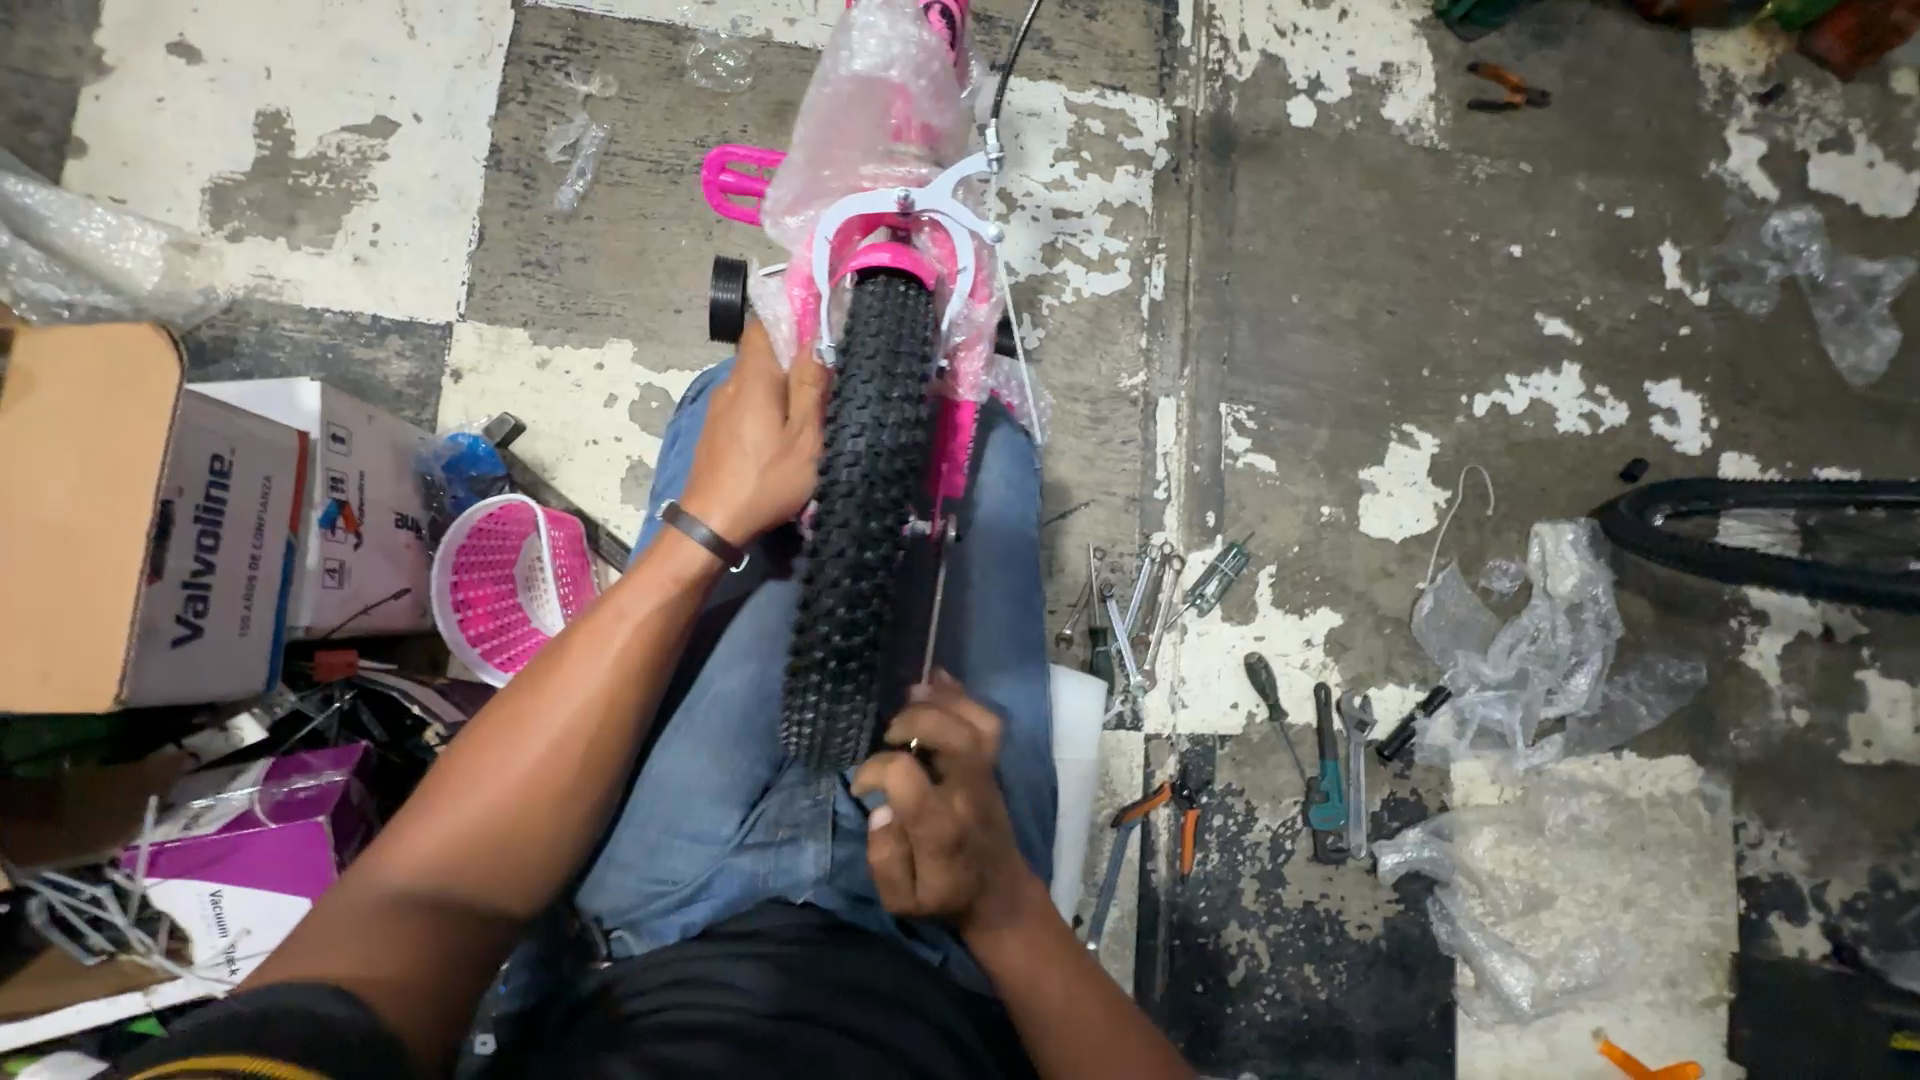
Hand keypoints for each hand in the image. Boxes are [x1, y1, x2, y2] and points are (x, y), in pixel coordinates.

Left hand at [678, 317, 830, 545]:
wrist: (712, 524)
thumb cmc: (766, 480)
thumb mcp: (804, 438)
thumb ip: (810, 387)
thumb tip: (815, 341)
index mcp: (752, 378)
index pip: (763, 325)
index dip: (790, 320)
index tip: (820, 330)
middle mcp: (729, 385)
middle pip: (761, 355)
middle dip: (792, 360)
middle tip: (826, 379)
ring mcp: (718, 410)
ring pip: (754, 383)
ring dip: (780, 389)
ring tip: (809, 411)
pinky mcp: (716, 432)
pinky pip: (745, 405)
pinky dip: (766, 409)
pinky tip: (782, 435)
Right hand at [852, 671, 1041, 938]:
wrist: (998, 893)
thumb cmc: (944, 895)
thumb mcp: (902, 900)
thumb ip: (884, 859)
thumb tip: (882, 812)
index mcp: (940, 828)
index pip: (906, 778)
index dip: (875, 770)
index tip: (862, 785)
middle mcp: (967, 794)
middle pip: (954, 738)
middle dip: (916, 721)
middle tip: (890, 733)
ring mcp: (985, 775)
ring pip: (976, 724)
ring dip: (942, 701)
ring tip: (910, 695)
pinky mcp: (991, 765)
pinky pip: (988, 722)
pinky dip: (963, 696)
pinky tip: (935, 684)